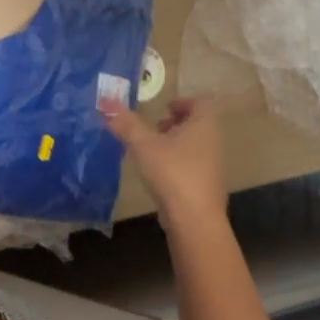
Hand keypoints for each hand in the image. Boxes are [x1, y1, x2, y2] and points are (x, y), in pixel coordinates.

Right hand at [101, 97, 226, 219]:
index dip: (182, 102)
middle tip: (155, 129)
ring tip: (152, 153)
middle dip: (176, 123)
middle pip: (197, 124)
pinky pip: (192, 164)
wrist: (194, 216)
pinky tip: (159, 176)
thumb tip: (106, 104)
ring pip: (195, 145)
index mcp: (204, 123)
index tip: (165, 109)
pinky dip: (177, 163)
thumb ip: (126, 125)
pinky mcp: (206, 184)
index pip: (200, 102)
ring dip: (175, 144)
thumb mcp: (144, 145)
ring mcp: (212, 163)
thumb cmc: (172, 172)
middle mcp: (213, 139)